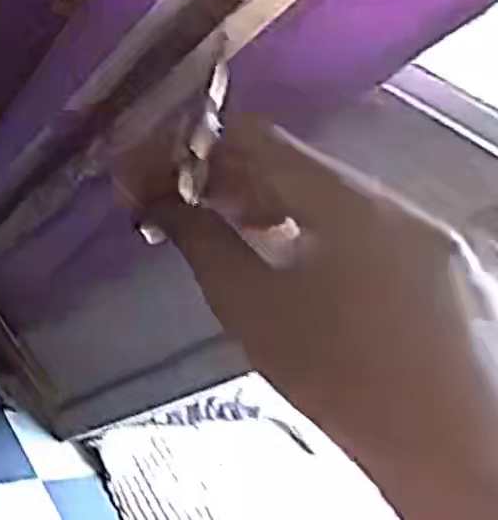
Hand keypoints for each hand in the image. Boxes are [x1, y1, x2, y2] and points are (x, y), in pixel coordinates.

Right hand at [120, 114, 497, 514]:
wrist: (469, 467)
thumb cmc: (341, 371)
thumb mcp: (243, 295)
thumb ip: (191, 229)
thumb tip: (145, 188)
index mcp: (357, 208)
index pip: (254, 138)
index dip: (187, 146)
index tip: (142, 172)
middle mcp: (401, 212)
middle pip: (285, 163)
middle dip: (213, 177)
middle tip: (160, 201)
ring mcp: (427, 244)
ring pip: (315, 194)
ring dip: (250, 202)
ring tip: (205, 230)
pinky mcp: (436, 274)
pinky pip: (347, 225)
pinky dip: (293, 226)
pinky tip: (263, 256)